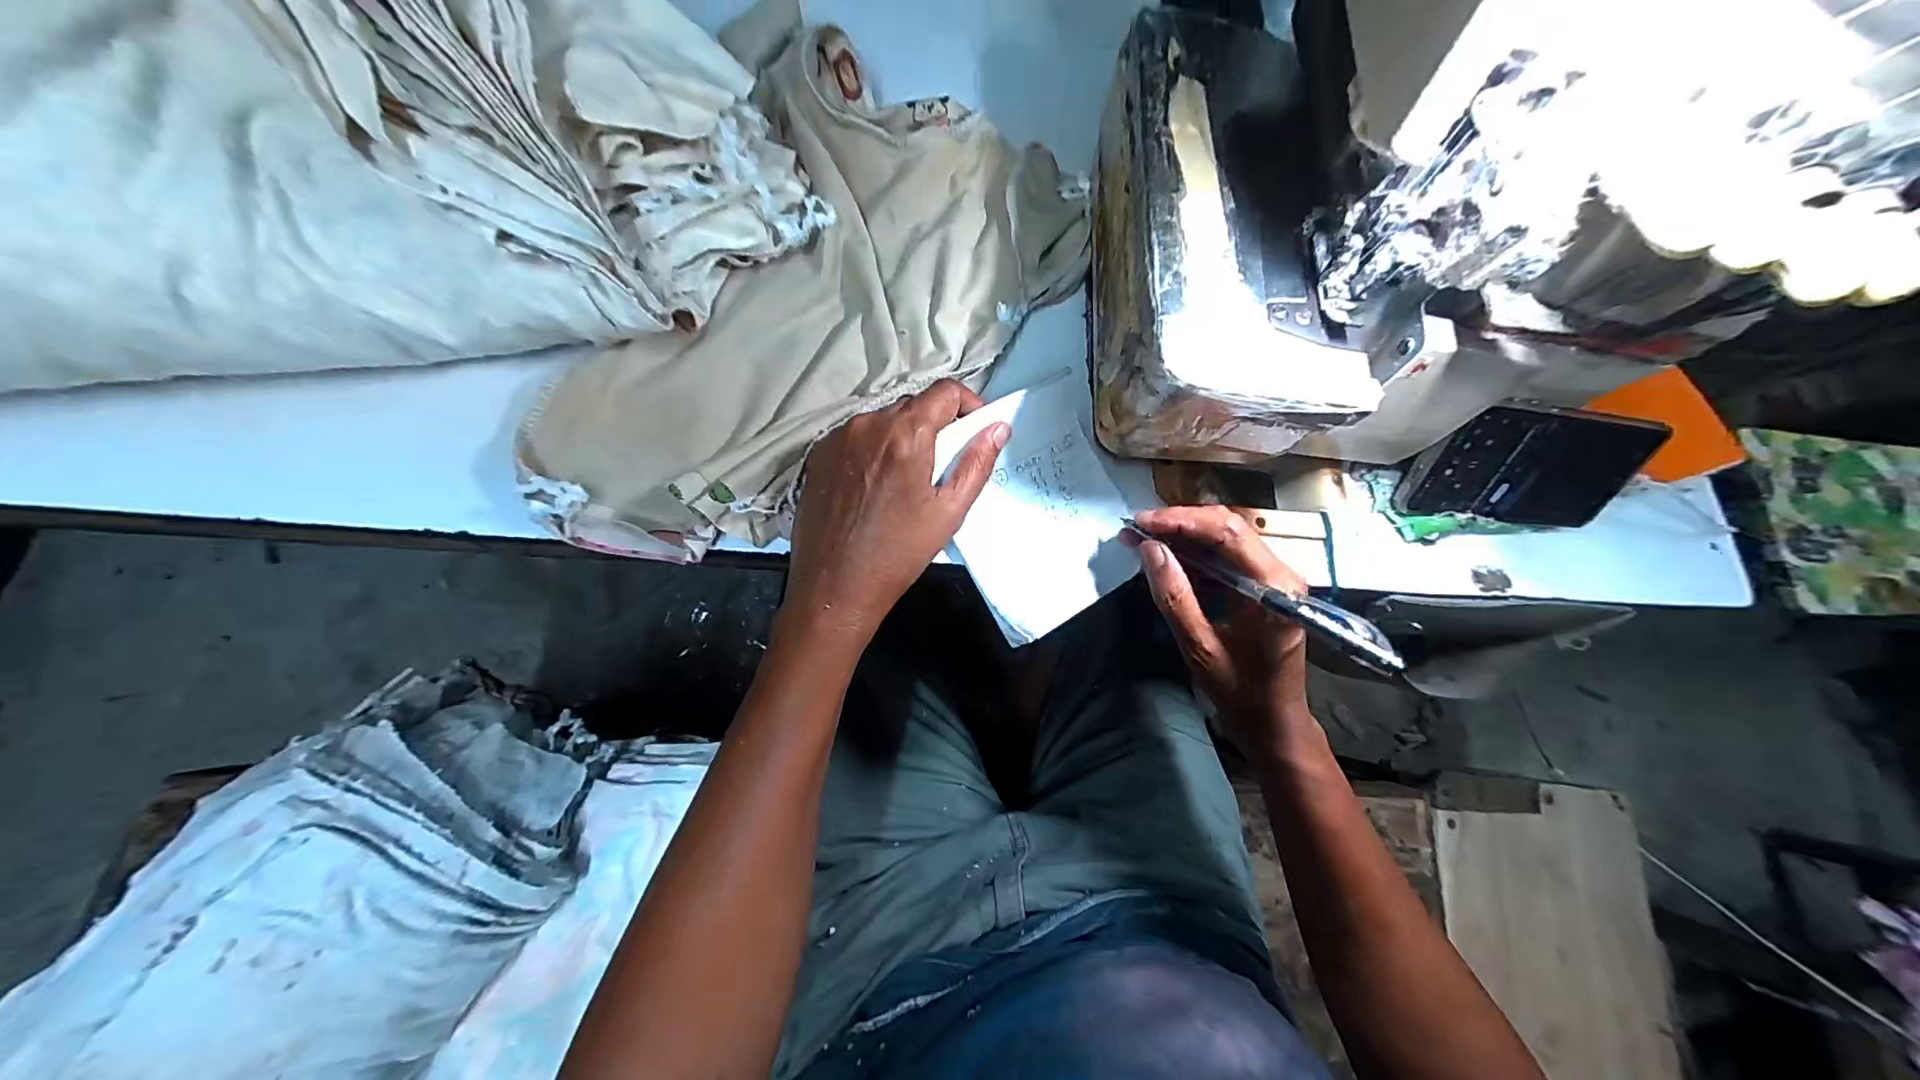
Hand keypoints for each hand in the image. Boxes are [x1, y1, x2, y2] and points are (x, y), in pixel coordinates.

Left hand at [785, 380, 1008, 640]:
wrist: (834, 586)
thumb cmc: (896, 555)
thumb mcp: (949, 512)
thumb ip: (976, 463)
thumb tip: (996, 429)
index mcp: (905, 435)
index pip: (945, 391)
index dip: (968, 404)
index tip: (973, 429)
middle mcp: (867, 425)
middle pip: (913, 405)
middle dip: (935, 425)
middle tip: (943, 464)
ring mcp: (838, 438)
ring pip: (883, 420)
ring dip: (901, 437)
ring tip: (906, 480)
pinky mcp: (818, 454)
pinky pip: (856, 437)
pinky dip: (872, 450)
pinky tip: (875, 487)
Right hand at [1130, 506, 1318, 768]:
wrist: (1273, 720)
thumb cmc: (1241, 691)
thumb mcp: (1199, 646)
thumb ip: (1174, 595)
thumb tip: (1149, 550)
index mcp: (1273, 587)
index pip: (1227, 532)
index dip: (1180, 521)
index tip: (1142, 523)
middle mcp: (1280, 573)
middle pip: (1228, 527)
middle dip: (1179, 523)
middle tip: (1137, 529)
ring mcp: (1274, 578)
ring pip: (1225, 537)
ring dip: (1184, 536)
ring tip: (1144, 541)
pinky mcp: (1264, 585)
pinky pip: (1227, 556)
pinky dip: (1195, 554)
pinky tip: (1168, 559)